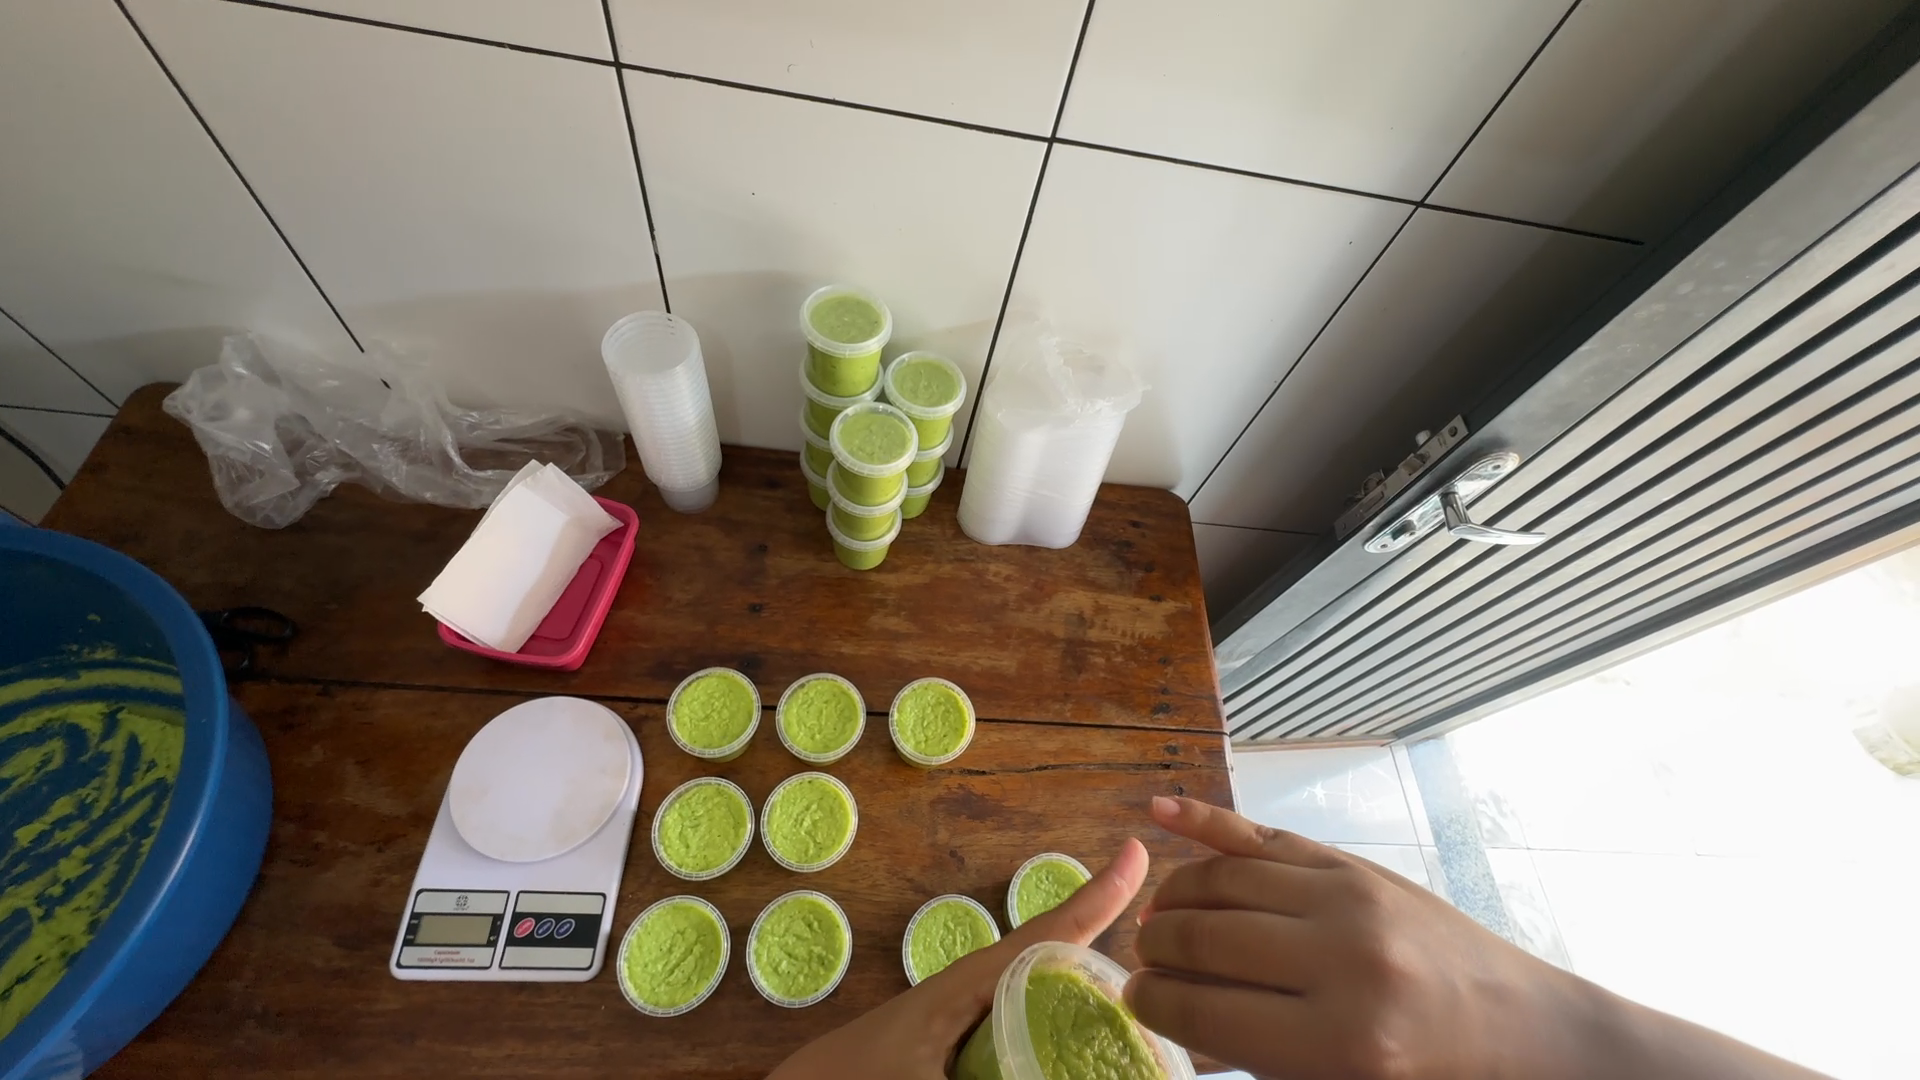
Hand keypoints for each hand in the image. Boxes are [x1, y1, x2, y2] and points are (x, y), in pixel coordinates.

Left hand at [768, 837, 1148, 1079]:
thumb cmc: (861, 1079)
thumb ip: (1000, 1069)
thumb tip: (1052, 1062)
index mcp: (974, 982)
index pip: (1051, 930)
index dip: (1099, 896)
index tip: (1137, 852)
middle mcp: (978, 988)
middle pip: (1057, 954)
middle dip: (1104, 935)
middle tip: (1165, 939)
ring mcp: (969, 1013)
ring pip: (1042, 989)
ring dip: (1084, 985)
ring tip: (1136, 996)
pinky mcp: (961, 1041)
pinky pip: (1024, 1019)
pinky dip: (1054, 1017)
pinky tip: (1076, 1043)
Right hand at [1127, 797, 1830, 1079]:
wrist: (1534, 1033)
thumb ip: (1257, 1059)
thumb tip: (1175, 1022)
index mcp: (1344, 1042)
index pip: (1208, 1012)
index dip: (1156, 1005)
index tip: (1132, 999)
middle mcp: (1339, 958)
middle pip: (1205, 939)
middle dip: (1155, 949)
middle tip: (1140, 956)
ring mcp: (1343, 894)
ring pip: (1219, 878)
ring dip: (1171, 894)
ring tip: (1155, 915)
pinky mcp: (1347, 861)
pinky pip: (1257, 833)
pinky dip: (1202, 819)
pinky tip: (1158, 810)